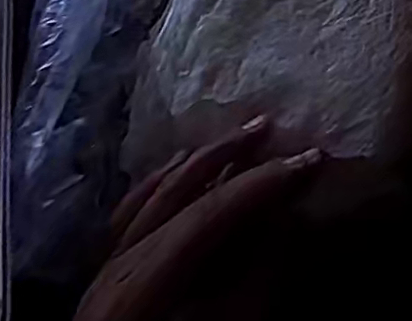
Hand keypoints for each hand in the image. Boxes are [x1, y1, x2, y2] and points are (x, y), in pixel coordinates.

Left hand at [77, 117, 321, 320]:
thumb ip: (248, 286)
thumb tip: (282, 225)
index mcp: (141, 283)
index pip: (212, 213)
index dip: (263, 182)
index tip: (309, 158)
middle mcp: (117, 265)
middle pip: (180, 191)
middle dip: (228, 154)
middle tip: (266, 124)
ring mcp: (103, 271)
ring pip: (154, 195)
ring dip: (199, 161)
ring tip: (231, 135)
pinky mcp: (101, 280)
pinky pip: (128, 213)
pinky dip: (158, 181)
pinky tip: (176, 162)